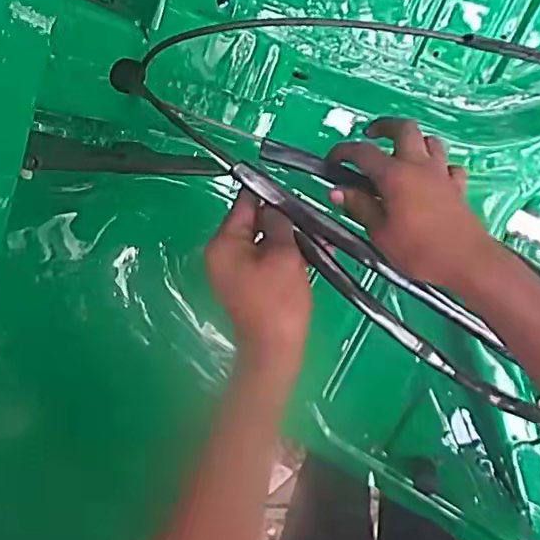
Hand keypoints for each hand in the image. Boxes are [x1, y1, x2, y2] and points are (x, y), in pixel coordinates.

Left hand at [205, 192, 312, 370]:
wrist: (275, 350)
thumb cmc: (278, 301)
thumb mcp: (284, 254)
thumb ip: (278, 223)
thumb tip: (275, 207)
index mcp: (223, 243)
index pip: (243, 204)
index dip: (268, 195)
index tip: (292, 190)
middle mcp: (221, 254)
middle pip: (253, 223)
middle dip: (283, 219)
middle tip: (310, 215)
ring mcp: (232, 271)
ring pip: (263, 242)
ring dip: (289, 238)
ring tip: (318, 235)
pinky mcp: (246, 284)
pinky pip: (265, 260)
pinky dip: (285, 256)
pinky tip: (313, 253)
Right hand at [326, 118, 499, 288]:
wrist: (468, 261)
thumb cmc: (420, 251)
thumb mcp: (381, 233)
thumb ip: (360, 207)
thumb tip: (338, 191)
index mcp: (395, 176)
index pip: (363, 152)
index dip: (344, 151)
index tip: (333, 159)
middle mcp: (420, 166)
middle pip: (404, 128)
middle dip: (384, 126)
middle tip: (371, 134)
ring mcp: (442, 174)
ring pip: (430, 141)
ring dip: (414, 141)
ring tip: (401, 154)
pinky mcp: (458, 187)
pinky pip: (448, 165)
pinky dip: (438, 165)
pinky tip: (431, 177)